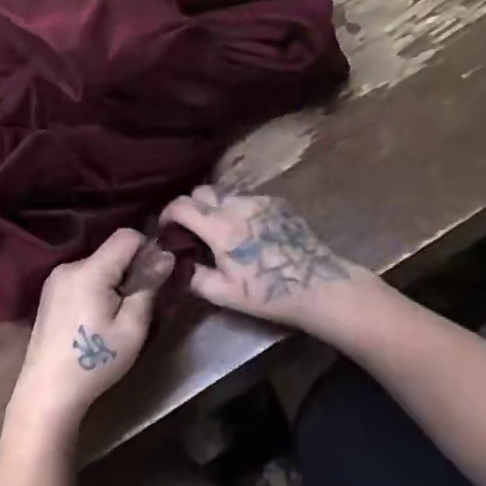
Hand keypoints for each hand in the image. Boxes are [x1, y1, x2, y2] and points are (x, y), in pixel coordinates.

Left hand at [11, 229, 173, 435]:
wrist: (48, 390)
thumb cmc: (95, 362)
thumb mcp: (132, 327)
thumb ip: (148, 286)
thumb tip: (165, 255)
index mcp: (89, 271)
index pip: (126, 236)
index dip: (147, 248)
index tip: (157, 276)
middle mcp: (68, 267)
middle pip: (110, 253)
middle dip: (130, 270)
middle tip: (139, 305)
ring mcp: (55, 279)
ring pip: (97, 266)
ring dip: (113, 282)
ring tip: (116, 317)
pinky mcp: (49, 293)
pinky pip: (82, 278)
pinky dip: (96, 289)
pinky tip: (96, 320)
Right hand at [159, 186, 360, 328]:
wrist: (319, 287)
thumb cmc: (267, 294)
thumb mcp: (222, 294)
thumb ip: (191, 276)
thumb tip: (174, 263)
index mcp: (220, 226)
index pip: (180, 205)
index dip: (166, 215)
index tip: (166, 230)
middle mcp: (237, 205)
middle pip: (200, 192)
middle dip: (190, 208)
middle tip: (191, 231)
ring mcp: (260, 201)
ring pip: (224, 194)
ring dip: (214, 209)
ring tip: (220, 233)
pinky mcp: (277, 203)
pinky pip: (246, 200)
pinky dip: (237, 211)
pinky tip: (247, 234)